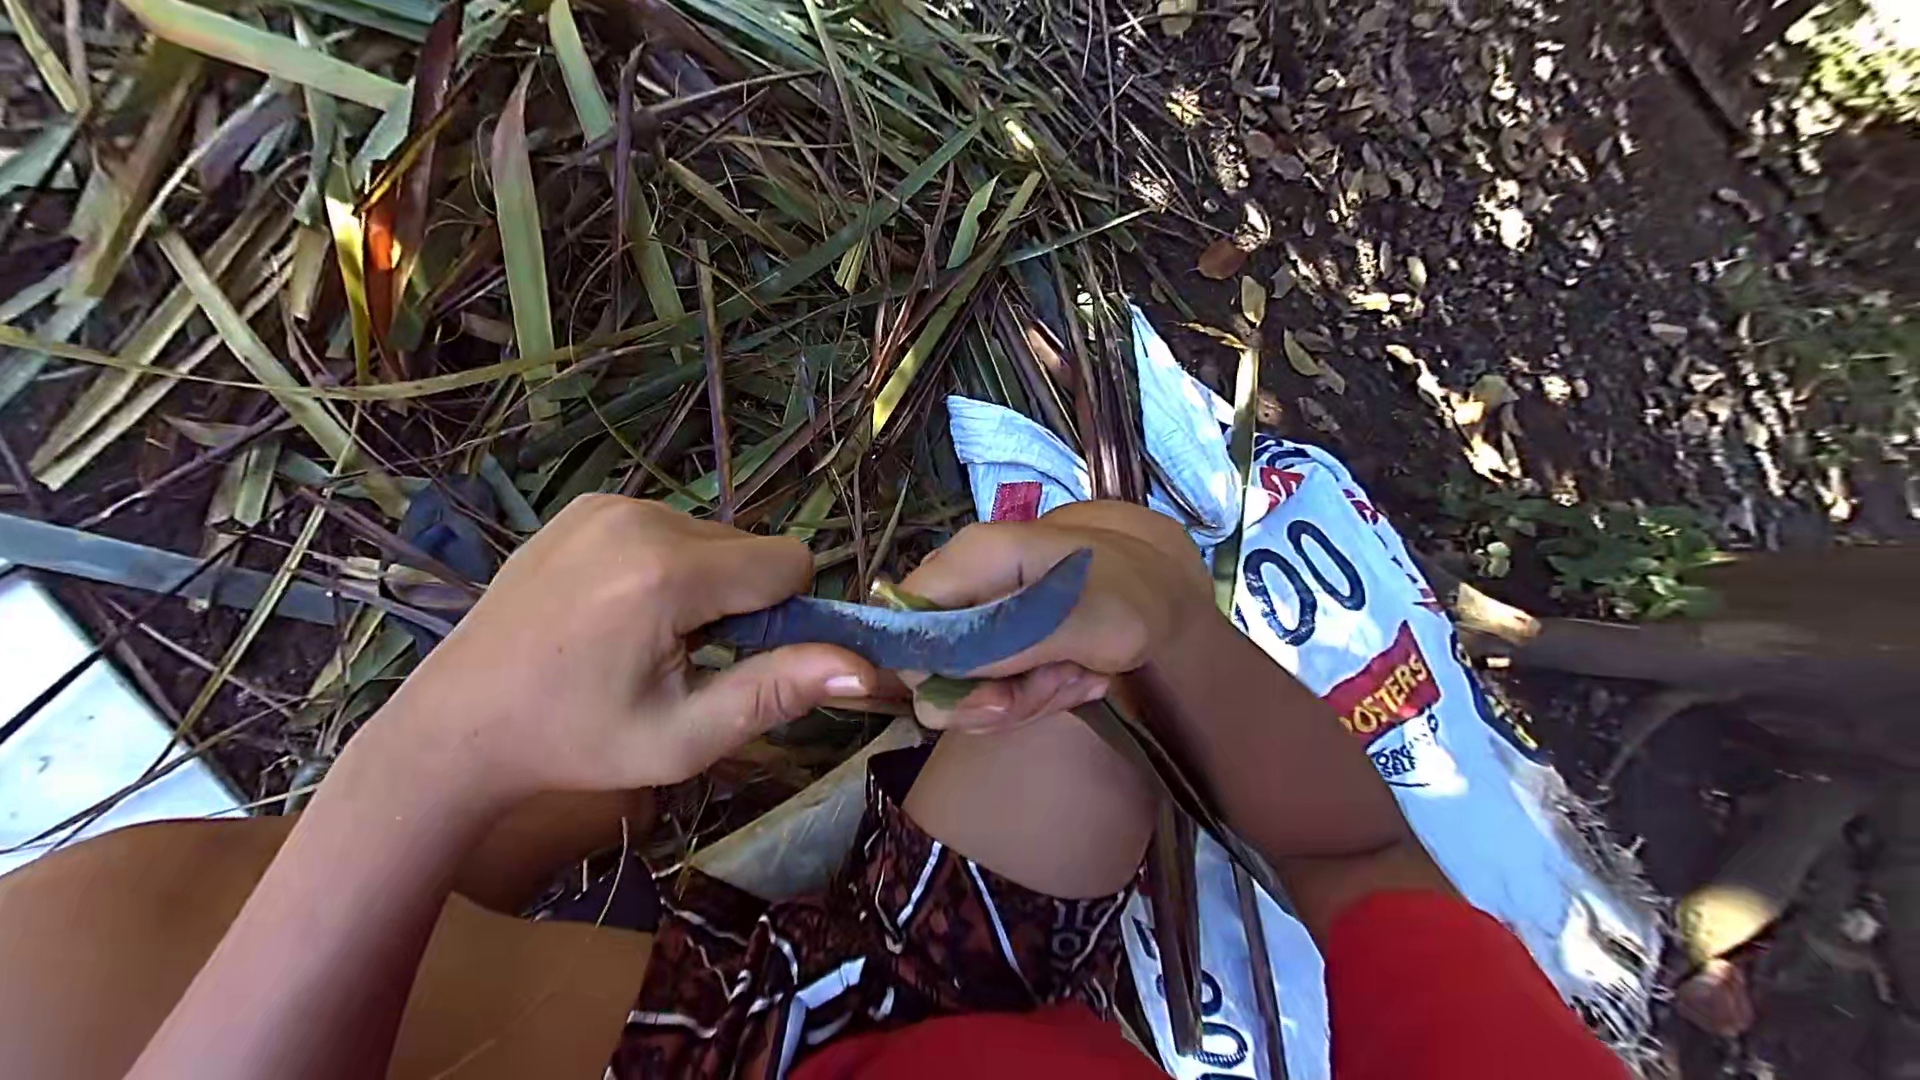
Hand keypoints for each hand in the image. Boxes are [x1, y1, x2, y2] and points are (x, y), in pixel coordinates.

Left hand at [362, 496, 875, 800]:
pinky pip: (674, 526)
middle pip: (754, 547)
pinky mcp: (589, 503)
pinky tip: (625, 606)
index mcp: (666, 572)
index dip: (785, 614)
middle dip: (745, 599)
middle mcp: (640, 516)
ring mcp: (608, 502)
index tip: (740, 656)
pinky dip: (674, 564)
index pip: (790, 562)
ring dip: (711, 583)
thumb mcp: (688, 737)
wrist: (454, 729)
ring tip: (652, 633)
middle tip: (689, 653)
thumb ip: (781, 691)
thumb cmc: (578, 744)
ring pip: (718, 536)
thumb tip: (868, 668)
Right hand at [894, 500, 1212, 731]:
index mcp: (972, 559)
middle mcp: (962, 586)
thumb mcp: (1085, 621)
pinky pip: (994, 687)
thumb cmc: (1135, 592)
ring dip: (1026, 698)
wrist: (1166, 587)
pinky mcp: (995, 639)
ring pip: (965, 687)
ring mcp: (976, 615)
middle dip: (998, 696)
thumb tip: (939, 672)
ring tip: (1080, 676)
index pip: (902, 624)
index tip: (999, 697)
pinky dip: (1037, 695)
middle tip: (1057, 685)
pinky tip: (1079, 676)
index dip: (935, 673)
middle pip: (933, 666)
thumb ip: (1010, 643)